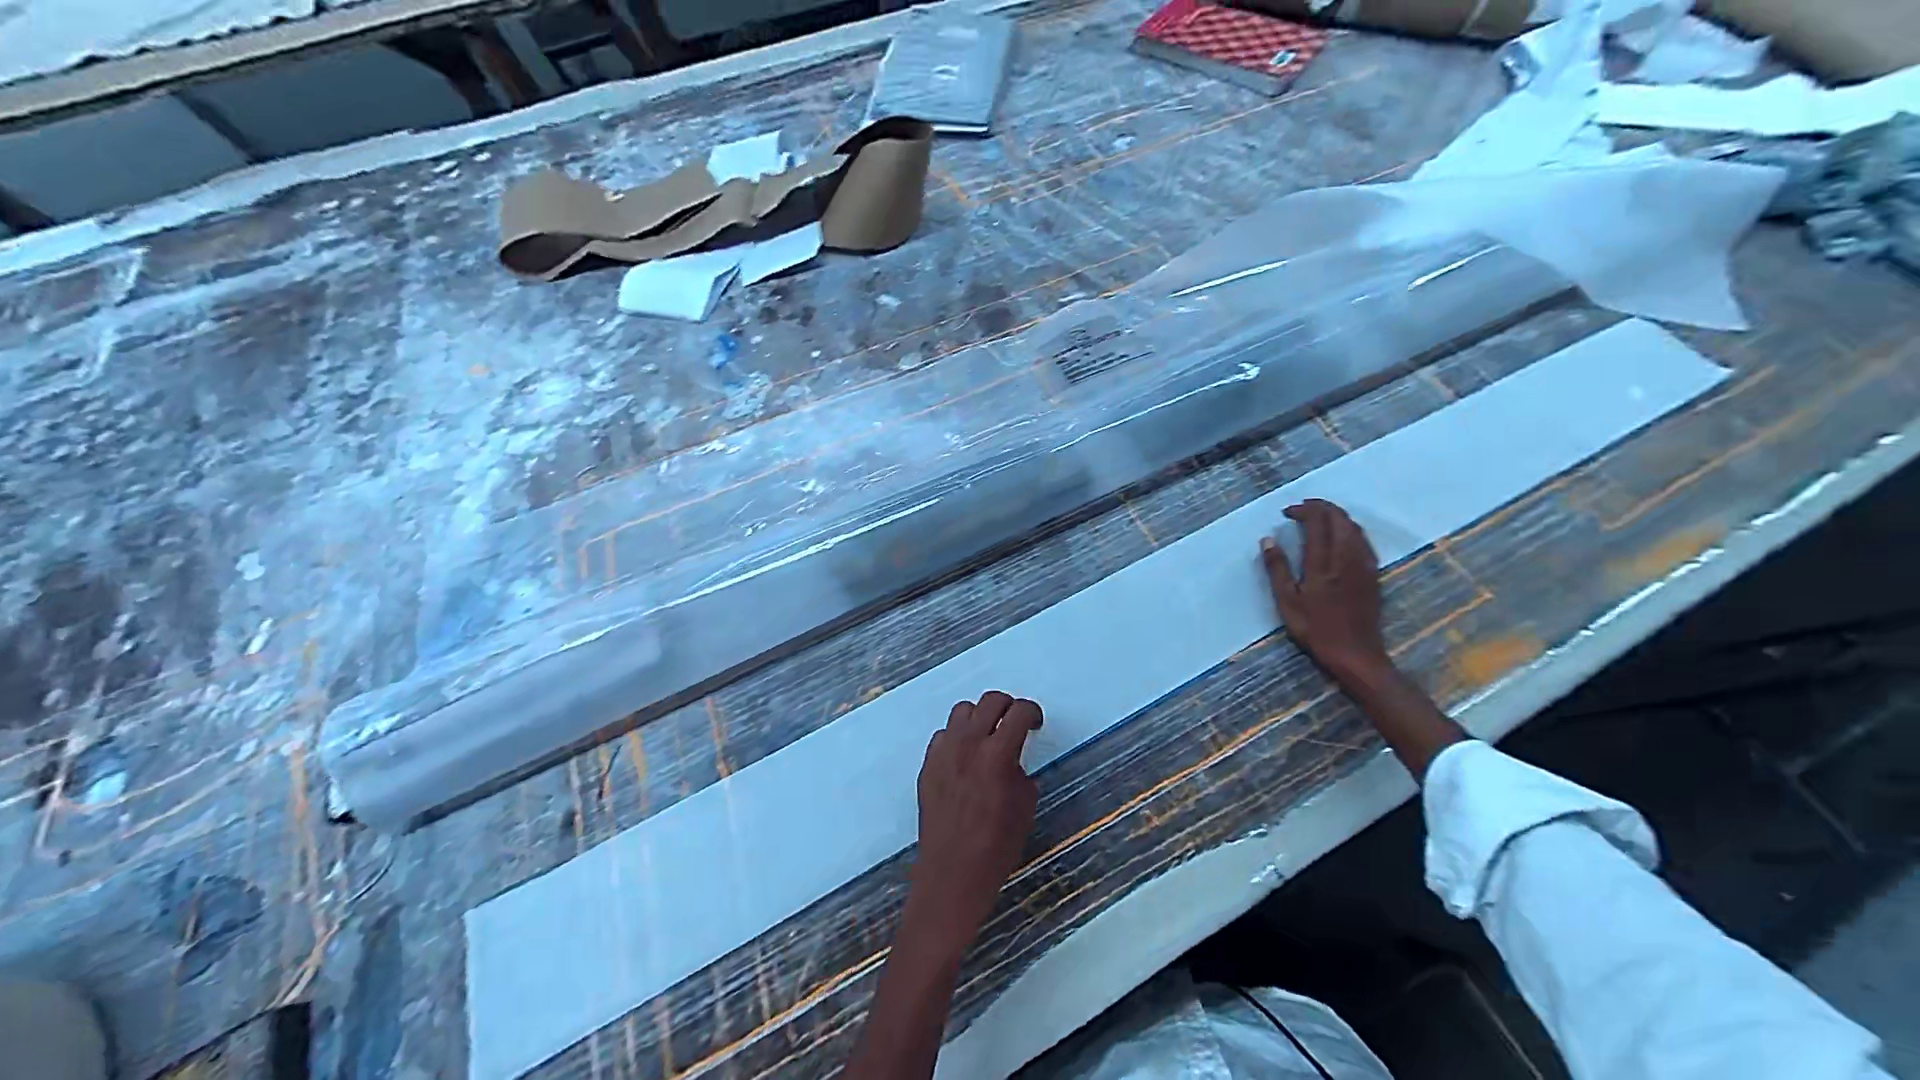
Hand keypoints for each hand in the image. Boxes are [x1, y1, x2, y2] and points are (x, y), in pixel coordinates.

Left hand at [906, 691, 1042, 952]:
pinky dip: (958, 738)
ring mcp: (944, 753)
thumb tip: (1012, 760)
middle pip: (990, 701)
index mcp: (997, 754)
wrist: (952, 874)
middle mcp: (968, 745)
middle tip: (1015, 724)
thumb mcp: (1024, 807)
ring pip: (962, 711)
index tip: (1035, 723)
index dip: (1033, 712)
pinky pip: (944, 735)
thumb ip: (1019, 772)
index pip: (1019, 711)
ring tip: (988, 737)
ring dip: (980, 717)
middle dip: (1008, 707)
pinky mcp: (928, 765)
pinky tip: (966, 758)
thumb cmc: (996, 846)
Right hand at [1261, 499, 1390, 680]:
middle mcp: (1346, 556)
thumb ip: (1277, 568)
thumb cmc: (1316, 629)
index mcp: (1323, 562)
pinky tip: (1340, 535)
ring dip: (1336, 515)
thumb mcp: (1287, 602)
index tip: (1287, 513)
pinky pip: (1363, 539)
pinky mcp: (1373, 573)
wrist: (1356, 654)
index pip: (1317, 522)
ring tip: (1318, 517)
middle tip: (1302, 508)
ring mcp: (1364, 564)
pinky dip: (1349, 529)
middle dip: (1320, 507)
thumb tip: (1268, 539)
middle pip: (1338, 518)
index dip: (1302, 510)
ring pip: (1353, 526)